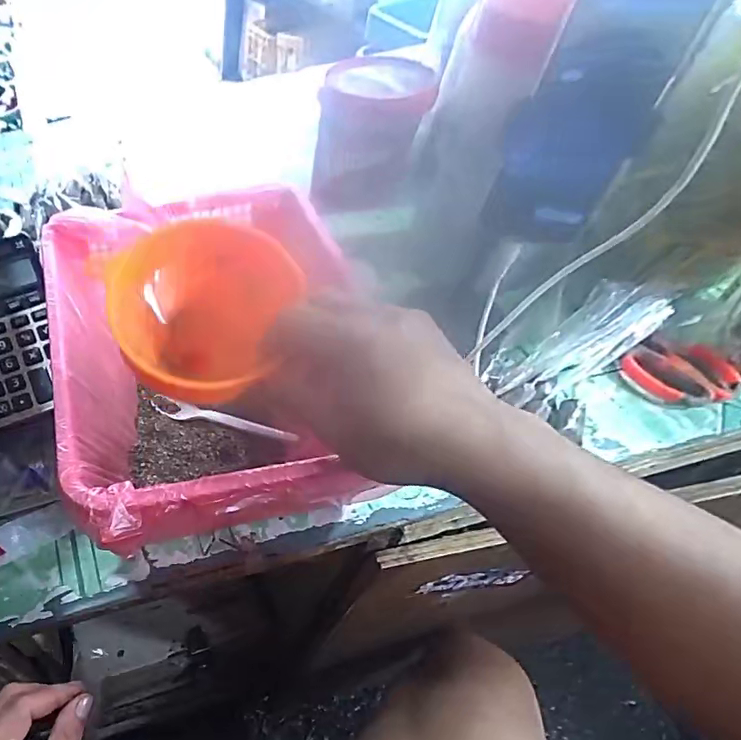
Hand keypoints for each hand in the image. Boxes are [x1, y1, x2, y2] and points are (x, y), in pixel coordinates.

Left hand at [0, 682, 92, 739]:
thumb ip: (67, 734)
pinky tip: (49, 725)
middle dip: (43, 695)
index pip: (19, 706)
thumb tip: (83, 701)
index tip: (84, 691)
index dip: (54, 694)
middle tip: (78, 697)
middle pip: (5, 703)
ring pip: (1, 714)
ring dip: (34, 706)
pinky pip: (0, 731)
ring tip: (68, 707)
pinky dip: (25, 722)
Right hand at [261, 295, 518, 488]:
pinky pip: (377, 314)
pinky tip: (367, 365)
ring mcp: (404, 315)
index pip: (290, 318)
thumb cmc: (397, 440)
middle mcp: (374, 312)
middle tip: (292, 363)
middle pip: (319, 298)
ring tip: (329, 364)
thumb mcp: (335, 429)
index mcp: (347, 336)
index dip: (269, 341)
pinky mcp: (425, 327)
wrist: (474, 439)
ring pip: (350, 303)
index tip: (266, 369)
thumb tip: (267, 377)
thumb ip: (295, 396)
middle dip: (297, 325)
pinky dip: (357, 329)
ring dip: (328, 325)